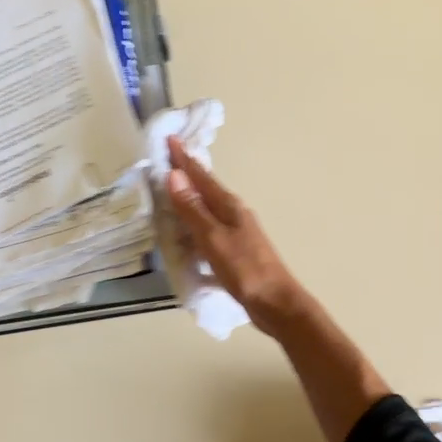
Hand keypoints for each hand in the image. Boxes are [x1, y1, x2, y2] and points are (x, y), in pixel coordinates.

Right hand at [165, 136, 309, 336]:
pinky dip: (194, 219)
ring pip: (206, 205)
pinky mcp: (233, 248)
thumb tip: (174, 175)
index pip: (200, 175)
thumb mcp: (213, 238)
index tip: (170, 138)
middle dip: (186, 172)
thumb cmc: (245, 269)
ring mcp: (235, 230)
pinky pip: (207, 225)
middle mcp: (232, 212)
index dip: (184, 158)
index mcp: (228, 205)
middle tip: (166, 158)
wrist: (276, 304)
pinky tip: (186, 229)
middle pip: (204, 187)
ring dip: (189, 195)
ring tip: (170, 189)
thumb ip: (193, 209)